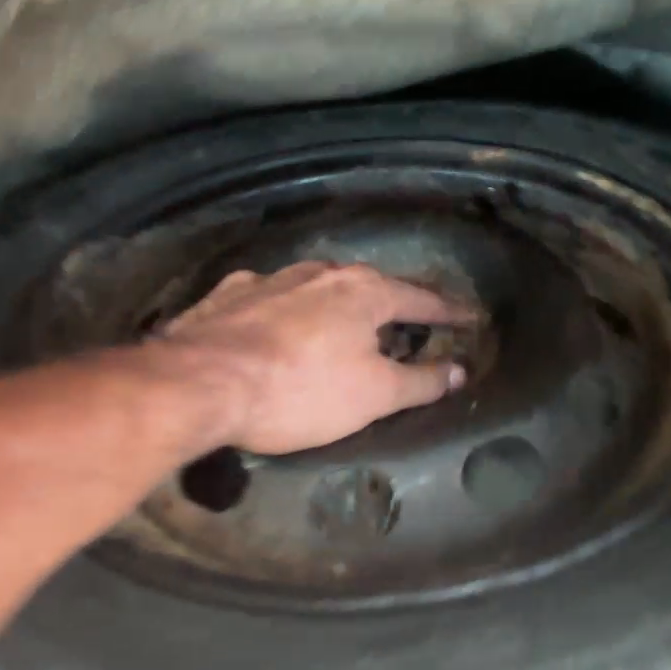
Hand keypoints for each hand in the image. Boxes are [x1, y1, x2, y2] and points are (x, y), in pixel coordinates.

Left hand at [158, 262, 476, 454]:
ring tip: (339, 329)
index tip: (469, 318)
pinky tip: (276, 332)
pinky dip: (285, 316)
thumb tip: (458, 369)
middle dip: (388, 305)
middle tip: (405, 324)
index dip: (448, 312)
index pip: (420, 299)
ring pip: (315, 290)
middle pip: (366, 287)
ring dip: (333, 308)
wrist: (201, 383)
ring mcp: (268, 279)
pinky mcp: (227, 296)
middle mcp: (318, 273)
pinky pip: (270, 302)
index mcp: (362, 291)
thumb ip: (420, 381)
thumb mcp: (373, 396)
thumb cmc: (301, 390)